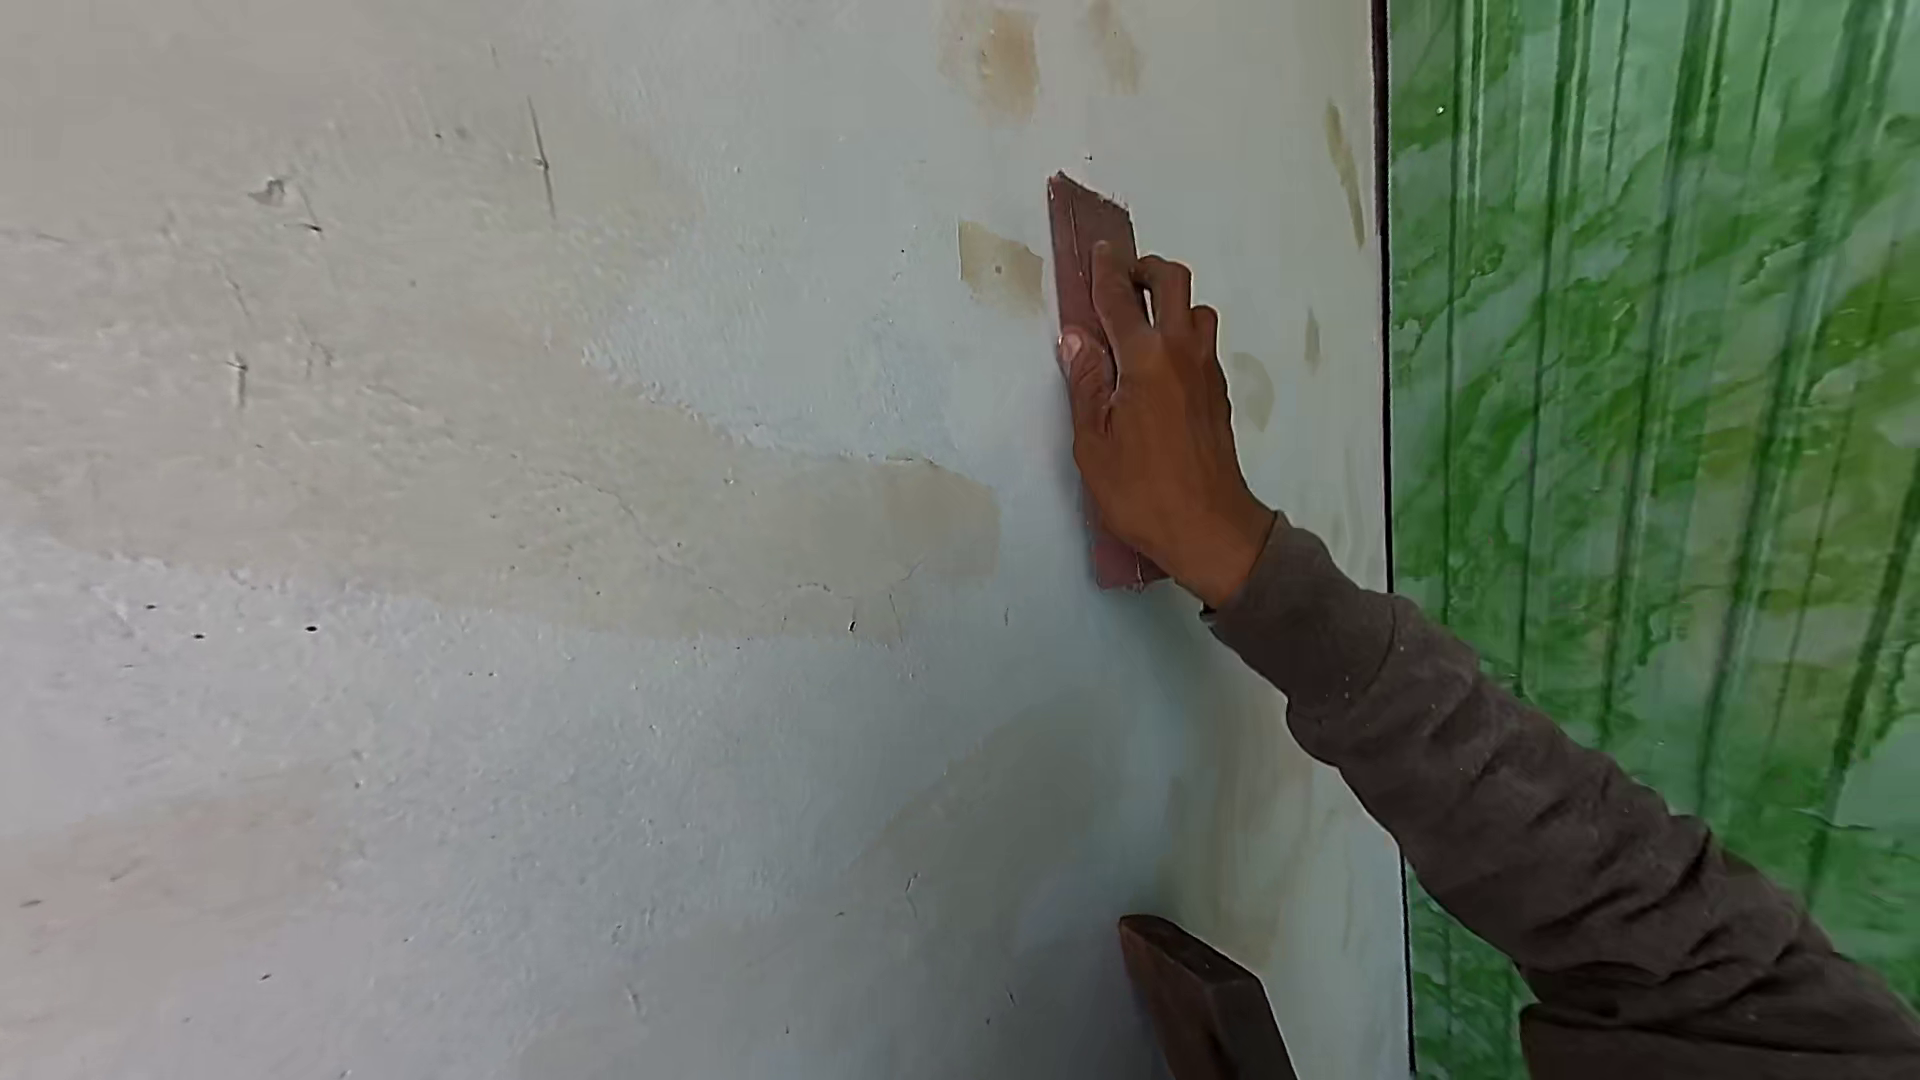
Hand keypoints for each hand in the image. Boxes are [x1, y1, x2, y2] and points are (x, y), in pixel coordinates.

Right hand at [1059, 244, 1275, 608]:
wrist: (1207, 527)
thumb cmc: (1139, 491)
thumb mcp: (1093, 444)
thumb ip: (1086, 384)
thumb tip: (1077, 338)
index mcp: (1145, 361)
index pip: (1119, 300)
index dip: (1104, 271)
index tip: (1097, 250)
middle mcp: (1182, 353)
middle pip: (1173, 282)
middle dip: (1145, 269)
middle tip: (1120, 283)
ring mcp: (1207, 371)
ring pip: (1197, 310)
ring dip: (1170, 304)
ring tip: (1141, 329)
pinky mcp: (1218, 393)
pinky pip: (1203, 342)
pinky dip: (1182, 334)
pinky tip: (1160, 368)